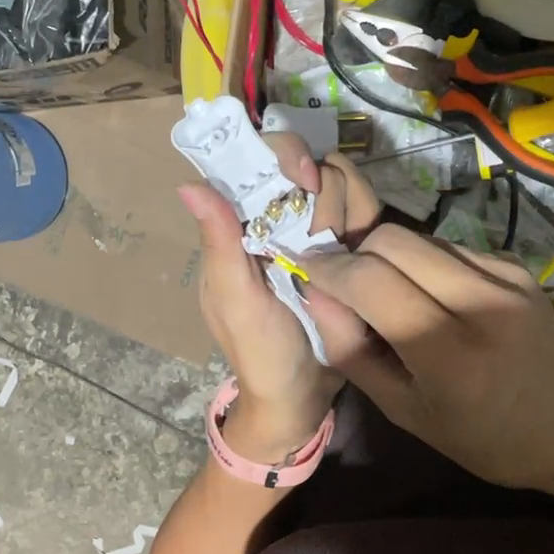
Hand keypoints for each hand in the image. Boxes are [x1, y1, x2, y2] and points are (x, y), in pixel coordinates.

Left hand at [177, 134, 379, 460]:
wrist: (302, 398)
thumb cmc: (257, 352)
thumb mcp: (235, 300)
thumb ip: (219, 242)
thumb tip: (187, 184)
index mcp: (241, 225)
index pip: (260, 160)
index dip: (285, 155)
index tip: (303, 181)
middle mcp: (278, 219)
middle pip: (312, 164)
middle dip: (324, 193)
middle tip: (321, 235)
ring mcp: (316, 232)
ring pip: (344, 184)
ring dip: (347, 211)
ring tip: (339, 253)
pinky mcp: (348, 250)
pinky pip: (365, 215)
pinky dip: (366, 225)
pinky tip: (359, 254)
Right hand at [303, 224, 553, 492]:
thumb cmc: (485, 437)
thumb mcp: (406, 413)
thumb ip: (352, 352)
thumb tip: (314, 294)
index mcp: (448, 353)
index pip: (369, 281)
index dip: (328, 269)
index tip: (305, 270)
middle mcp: (479, 302)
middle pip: (390, 240)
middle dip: (355, 255)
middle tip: (345, 284)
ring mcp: (503, 277)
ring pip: (417, 236)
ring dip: (388, 257)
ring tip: (387, 294)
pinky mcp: (515, 265)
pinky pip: (446, 246)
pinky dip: (422, 263)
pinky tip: (430, 295)